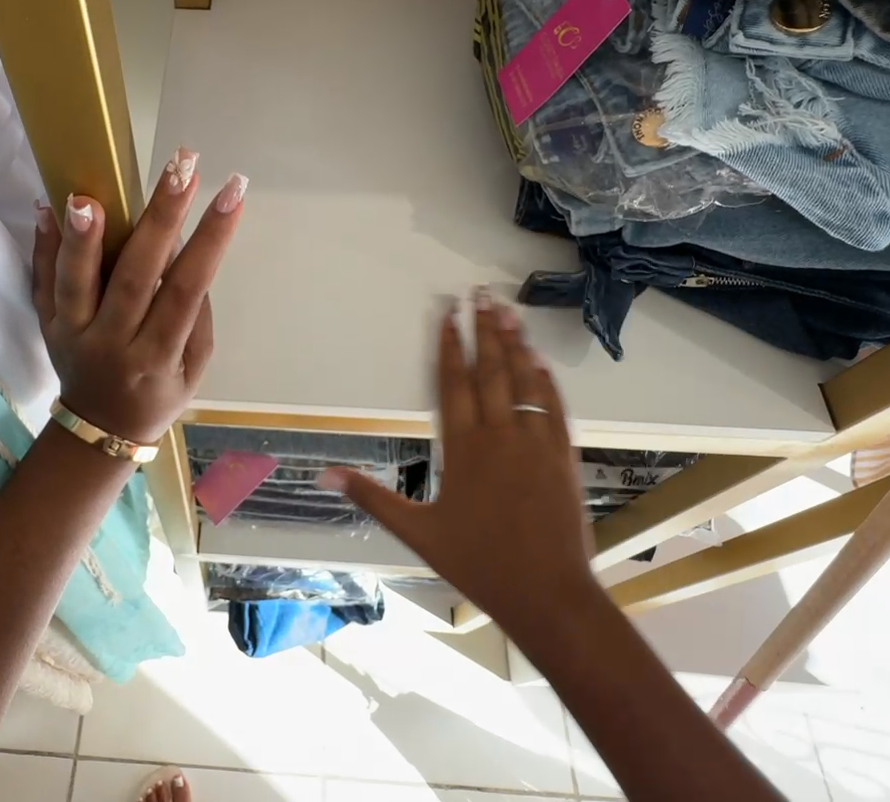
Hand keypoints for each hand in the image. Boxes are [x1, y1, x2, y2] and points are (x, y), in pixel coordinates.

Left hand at [32, 149, 246, 443]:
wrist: (98, 432)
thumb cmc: (159, 394)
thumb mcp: (194, 368)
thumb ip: (194, 314)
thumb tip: (183, 247)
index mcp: (158, 356)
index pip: (187, 289)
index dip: (211, 239)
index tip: (233, 191)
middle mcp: (113, 344)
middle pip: (135, 276)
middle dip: (161, 217)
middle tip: (182, 165)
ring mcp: (72, 334)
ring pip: (76, 283)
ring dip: (84, 238)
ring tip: (90, 194)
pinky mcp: (46, 326)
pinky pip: (40, 283)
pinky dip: (43, 245)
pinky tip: (47, 206)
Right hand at [325, 289, 595, 617]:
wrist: (549, 596)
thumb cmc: (478, 563)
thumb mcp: (416, 532)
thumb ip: (371, 497)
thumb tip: (324, 473)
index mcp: (463, 448)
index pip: (453, 382)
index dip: (449, 345)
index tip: (448, 313)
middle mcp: (501, 435)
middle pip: (490, 371)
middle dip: (484, 329)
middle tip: (481, 293)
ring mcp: (537, 443)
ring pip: (524, 381)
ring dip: (516, 344)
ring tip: (509, 311)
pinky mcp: (564, 457)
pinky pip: (555, 407)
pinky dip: (547, 381)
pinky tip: (541, 361)